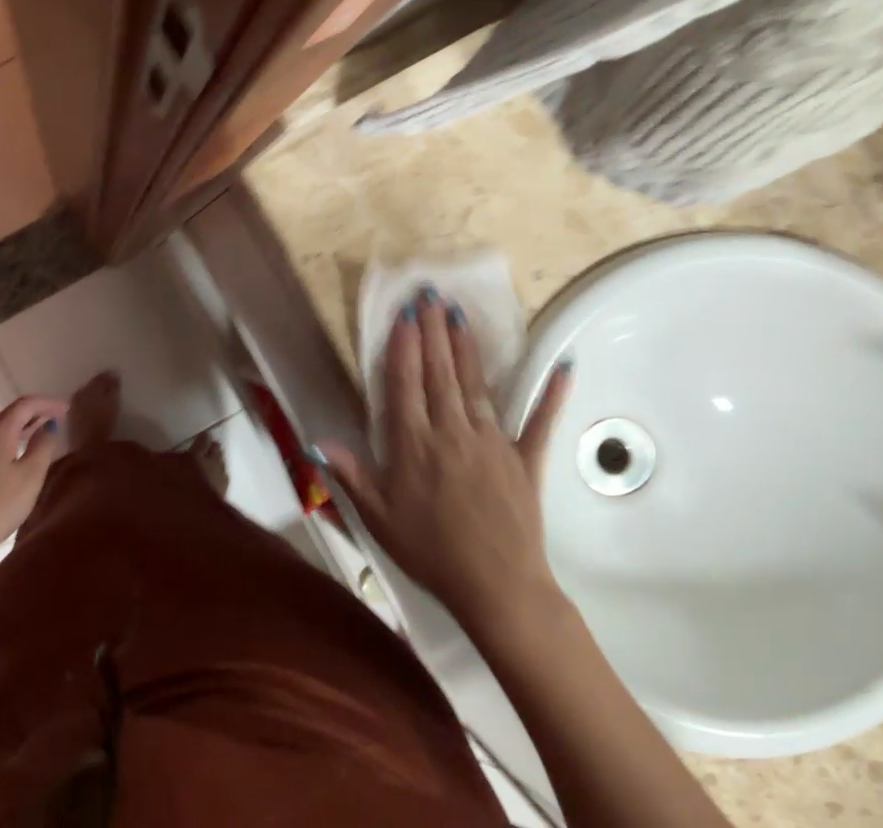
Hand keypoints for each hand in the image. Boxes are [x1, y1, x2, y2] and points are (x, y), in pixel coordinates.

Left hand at [0, 395, 69, 581]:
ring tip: (39, 436)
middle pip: (9, 414)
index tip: (67, 408)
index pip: (25, 404)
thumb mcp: (28, 478)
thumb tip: (48, 425)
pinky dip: (6, 442)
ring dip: (19, 429)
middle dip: (34, 414)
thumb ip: (42, 447)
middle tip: (57, 420)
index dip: (48, 403)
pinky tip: (14, 457)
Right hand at [320, 288, 572, 637]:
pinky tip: (563, 365)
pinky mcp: (525, 459)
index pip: (405, 383)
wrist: (495, 586)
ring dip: (467, 348)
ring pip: (476, 385)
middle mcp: (450, 432)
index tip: (404, 314)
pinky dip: (551, 393)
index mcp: (412, 444)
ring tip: (460, 315)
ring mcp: (492, 442)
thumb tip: (319, 441)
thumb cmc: (429, 552)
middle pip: (439, 373)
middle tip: (431, 296)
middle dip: (433, 332)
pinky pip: (540, 420)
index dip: (404, 345)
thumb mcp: (378, 517)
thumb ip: (352, 474)